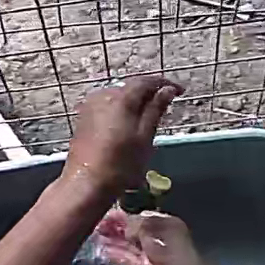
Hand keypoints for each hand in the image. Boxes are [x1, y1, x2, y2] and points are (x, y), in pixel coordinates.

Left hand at [60, 76, 181, 199]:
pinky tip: (129, 123)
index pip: (146, 81)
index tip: (180, 91)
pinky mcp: (84, 117)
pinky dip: (121, 109)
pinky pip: (107, 105)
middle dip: (149, 93)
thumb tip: (167, 90)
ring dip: (135, 101)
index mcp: (120, 98)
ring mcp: (90, 106)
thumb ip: (156, 109)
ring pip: (118, 96)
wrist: (86, 183)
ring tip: (149, 116)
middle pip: (131, 87)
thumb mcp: (145, 137)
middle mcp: (103, 96)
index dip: (165, 83)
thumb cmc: (121, 163)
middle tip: (166, 105)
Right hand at [97, 211, 228, 264]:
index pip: (143, 216)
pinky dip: (114, 254)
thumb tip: (126, 222)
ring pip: (128, 243)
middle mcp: (158, 238)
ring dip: (112, 238)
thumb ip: (147, 228)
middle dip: (117, 226)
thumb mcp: (169, 239)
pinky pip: (126, 259)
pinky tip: (100, 249)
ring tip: (93, 233)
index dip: (127, 214)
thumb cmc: (183, 263)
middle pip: (134, 229)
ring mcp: (150, 256)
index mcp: (168, 226)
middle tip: (95, 222)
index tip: (107, 212)